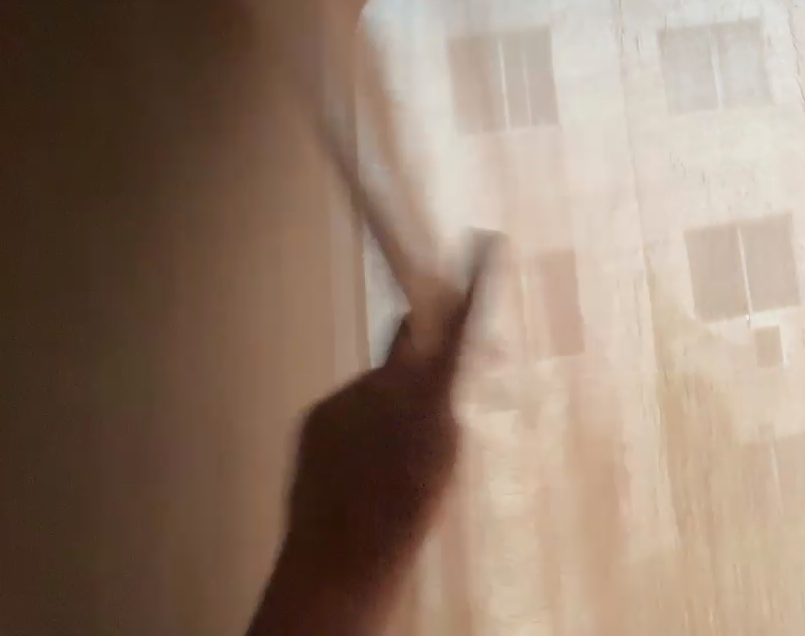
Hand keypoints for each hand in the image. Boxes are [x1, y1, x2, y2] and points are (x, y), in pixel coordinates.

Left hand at [247, 240, 492, 635]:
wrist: (337, 563)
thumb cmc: (408, 510)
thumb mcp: (448, 451)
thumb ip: (451, 400)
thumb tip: (450, 366)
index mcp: (431, 393)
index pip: (460, 324)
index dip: (474, 283)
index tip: (488, 242)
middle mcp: (387, 383)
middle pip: (414, 351)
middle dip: (426, 366)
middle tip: (431, 409)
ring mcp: (347, 397)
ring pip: (380, 385)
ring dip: (388, 406)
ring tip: (388, 457)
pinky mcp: (315, 415)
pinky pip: (350, 405)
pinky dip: (359, 423)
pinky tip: (359, 462)